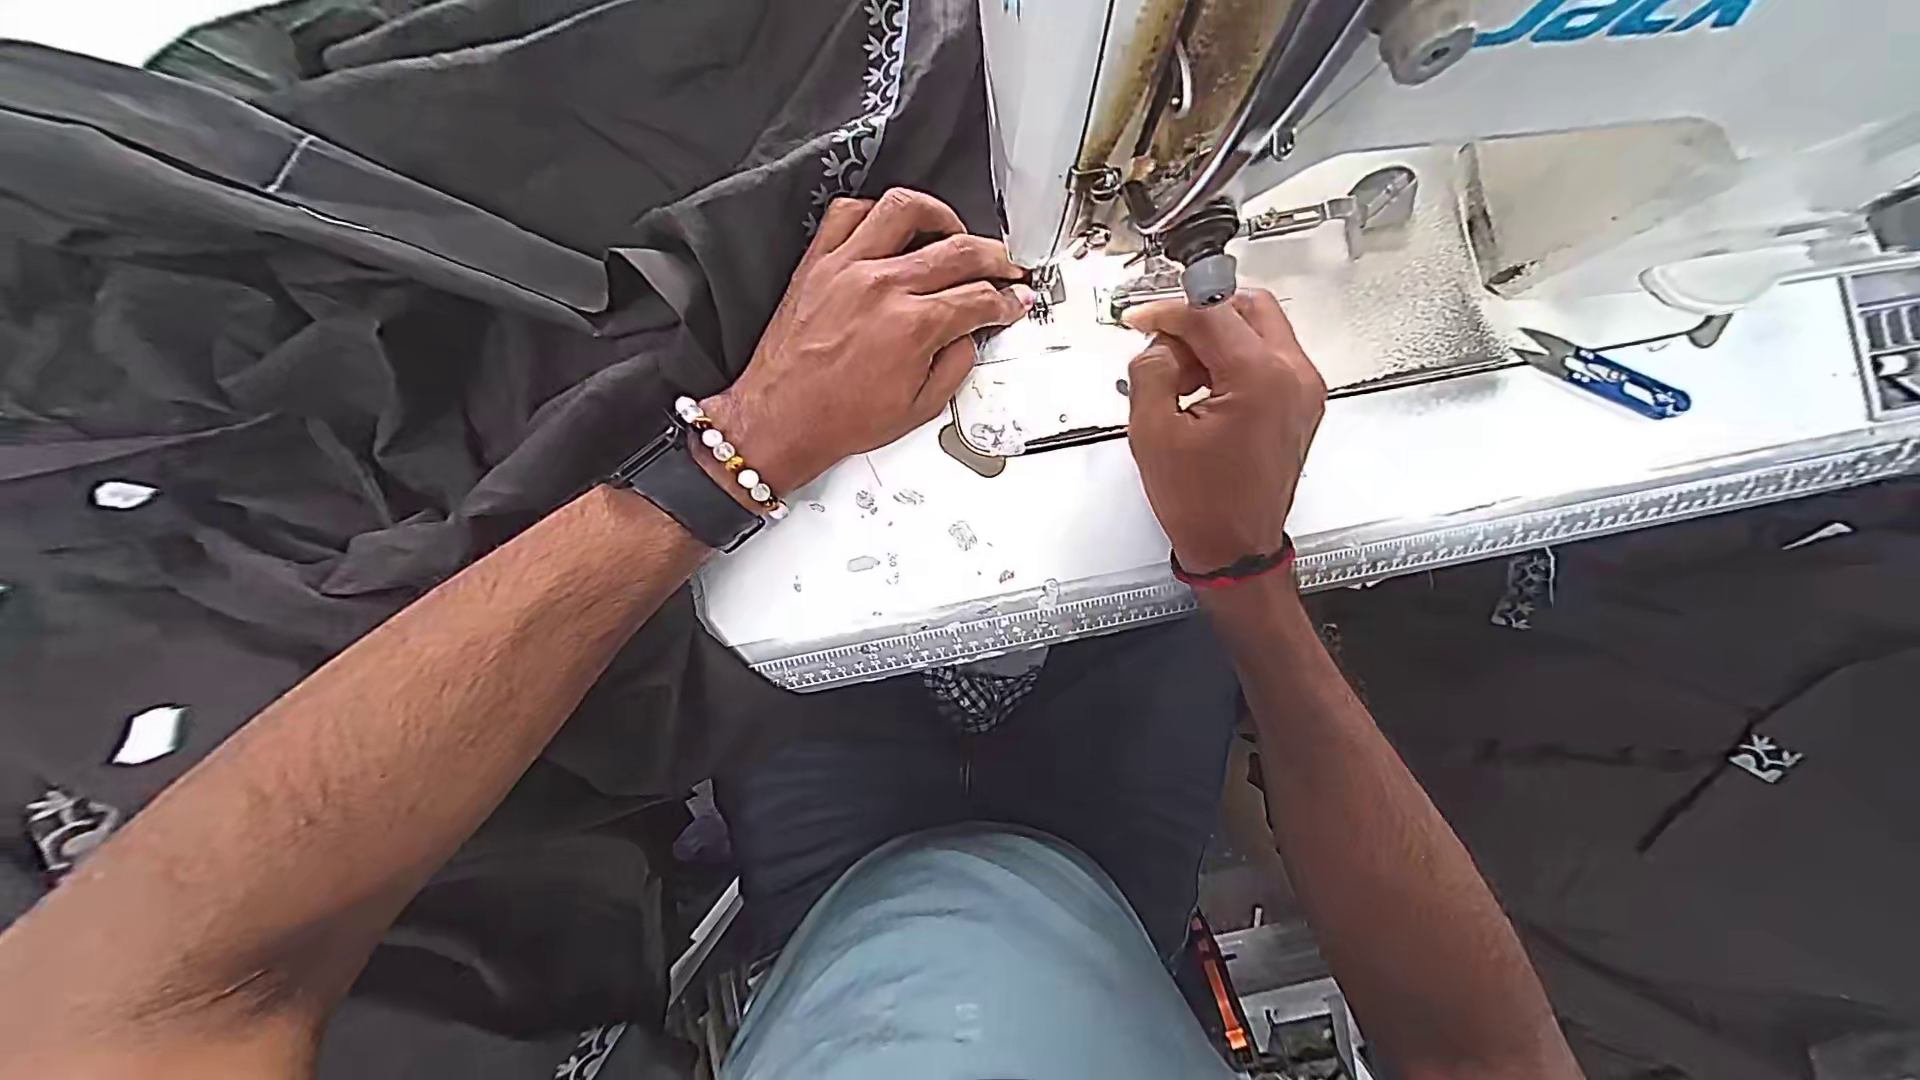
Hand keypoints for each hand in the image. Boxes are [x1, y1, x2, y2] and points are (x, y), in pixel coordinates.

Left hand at [699, 189, 1031, 500]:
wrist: (783, 419)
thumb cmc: (839, 419)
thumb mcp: (919, 408)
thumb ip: (956, 365)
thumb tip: (971, 335)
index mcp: (913, 327)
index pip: (980, 298)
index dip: (1007, 300)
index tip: (1014, 301)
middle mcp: (883, 287)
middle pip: (959, 250)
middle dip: (996, 258)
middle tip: (1005, 268)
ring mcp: (848, 268)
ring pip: (907, 210)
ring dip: (943, 216)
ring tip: (956, 232)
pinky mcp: (818, 263)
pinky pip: (850, 212)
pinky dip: (878, 211)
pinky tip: (892, 227)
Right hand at [1122, 290, 1326, 576]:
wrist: (1233, 546)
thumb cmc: (1203, 505)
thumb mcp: (1152, 433)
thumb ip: (1150, 372)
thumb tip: (1156, 344)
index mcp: (1260, 380)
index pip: (1211, 315)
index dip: (1167, 312)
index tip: (1141, 318)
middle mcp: (1294, 378)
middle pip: (1247, 307)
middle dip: (1198, 318)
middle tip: (1162, 342)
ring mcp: (1303, 391)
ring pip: (1258, 330)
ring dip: (1214, 342)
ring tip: (1177, 380)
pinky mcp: (1300, 405)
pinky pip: (1266, 360)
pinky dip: (1230, 362)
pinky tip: (1199, 392)